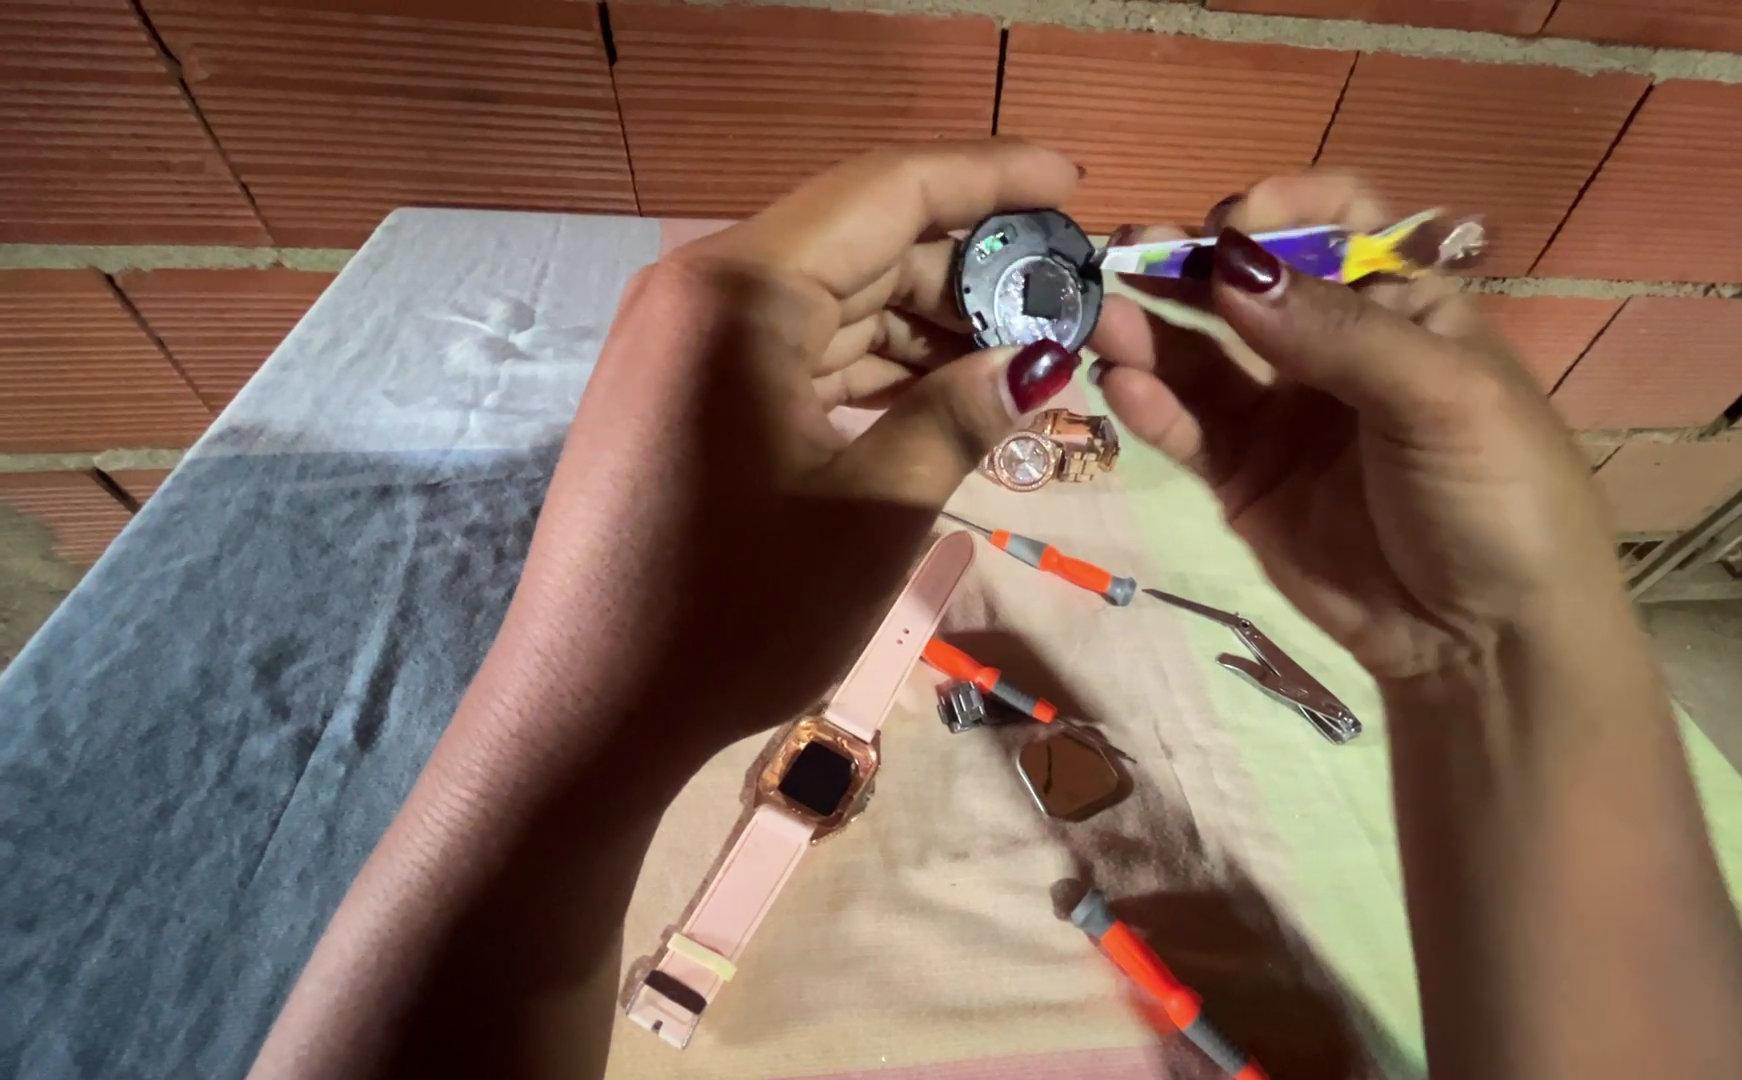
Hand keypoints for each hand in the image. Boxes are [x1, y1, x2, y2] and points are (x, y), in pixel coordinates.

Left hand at [505, 140, 1086, 752]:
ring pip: (833, 303)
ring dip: (924, 327)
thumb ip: (961, 414)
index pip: (890, 191)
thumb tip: (1040, 361)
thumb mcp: (875, 510)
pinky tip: (935, 396)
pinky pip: (799, 355)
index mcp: (741, 292)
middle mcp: (702, 292)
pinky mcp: (688, 397)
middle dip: (967, 272)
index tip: (1072, 183)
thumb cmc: (737, 613)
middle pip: (863, 245)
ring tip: (1014, 359)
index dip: (992, 179)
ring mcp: (687, 346)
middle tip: (1057, 306)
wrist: (595, 709)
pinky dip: (872, 369)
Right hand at [1090, 175, 1621, 678]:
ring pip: (1201, 361)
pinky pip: (1190, 432)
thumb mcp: (1442, 397)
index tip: (1228, 225)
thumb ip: (1336, 330)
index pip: (1336, 225)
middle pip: (1246, 290)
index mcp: (1401, 310)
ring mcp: (1278, 418)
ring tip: (1104, 320)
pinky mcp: (1240, 478)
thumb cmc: (1495, 498)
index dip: (1280, 213)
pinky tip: (1119, 386)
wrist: (1476, 637)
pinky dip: (1153, 408)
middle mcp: (1329, 353)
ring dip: (1150, 334)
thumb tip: (1229, 265)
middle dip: (1186, 267)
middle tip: (1123, 255)